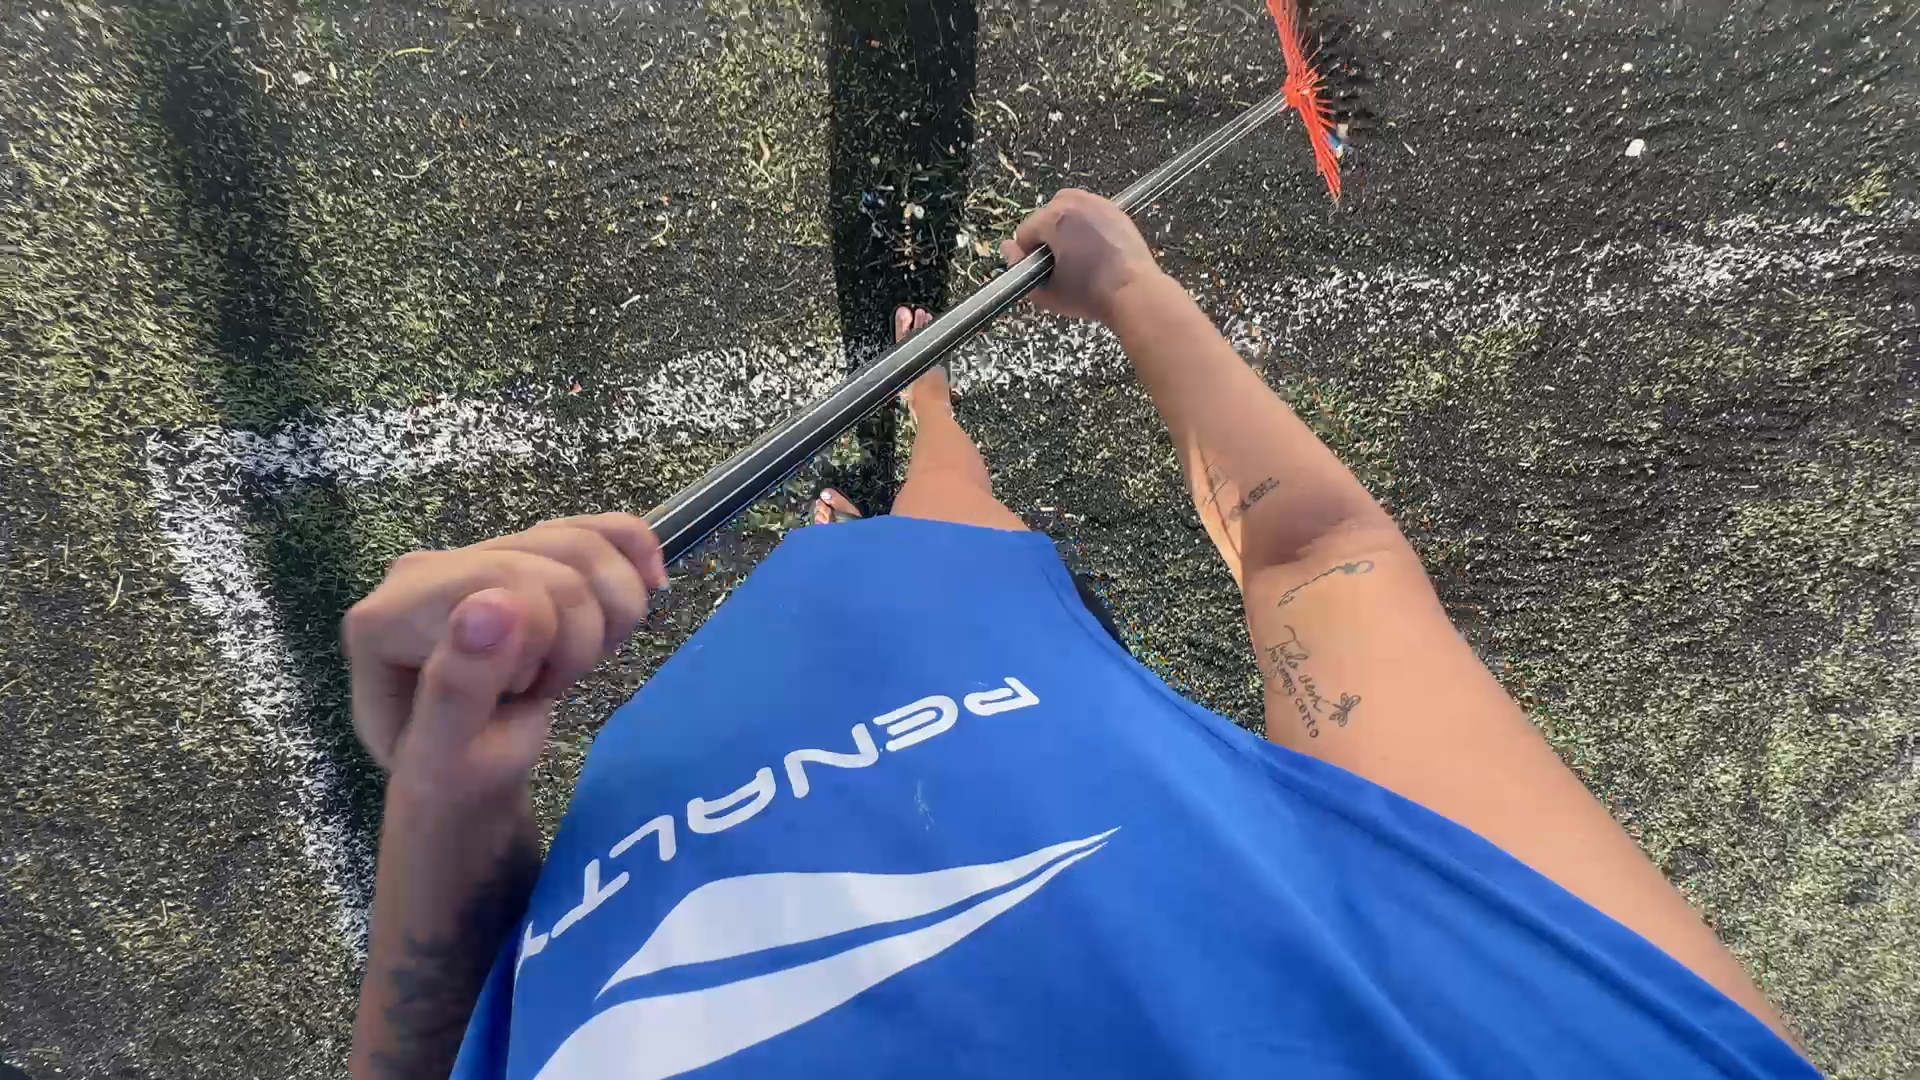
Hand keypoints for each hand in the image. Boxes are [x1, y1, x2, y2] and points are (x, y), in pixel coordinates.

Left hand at [341, 513, 666, 801]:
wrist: (473, 767)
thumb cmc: (456, 775)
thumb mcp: (450, 761)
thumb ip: (459, 685)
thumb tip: (494, 601)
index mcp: (391, 616)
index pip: (510, 585)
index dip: (546, 641)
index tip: (522, 691)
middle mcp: (428, 568)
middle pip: (557, 559)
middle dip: (581, 633)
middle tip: (549, 684)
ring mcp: (480, 551)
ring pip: (588, 542)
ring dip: (609, 611)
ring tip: (572, 659)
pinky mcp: (526, 548)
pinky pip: (603, 526)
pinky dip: (637, 553)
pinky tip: (650, 583)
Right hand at [1000, 188, 1166, 323]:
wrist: (1132, 292)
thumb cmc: (1090, 294)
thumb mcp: (1045, 290)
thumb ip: (1018, 267)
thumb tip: (1007, 249)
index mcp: (1055, 219)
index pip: (1025, 231)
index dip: (1027, 254)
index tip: (1040, 270)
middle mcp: (1076, 204)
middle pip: (1045, 215)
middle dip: (1046, 236)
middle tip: (1058, 263)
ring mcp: (1098, 204)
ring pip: (1067, 207)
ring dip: (1063, 226)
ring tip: (1073, 254)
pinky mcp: (1115, 210)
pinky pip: (1089, 211)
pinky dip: (1084, 224)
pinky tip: (1091, 248)